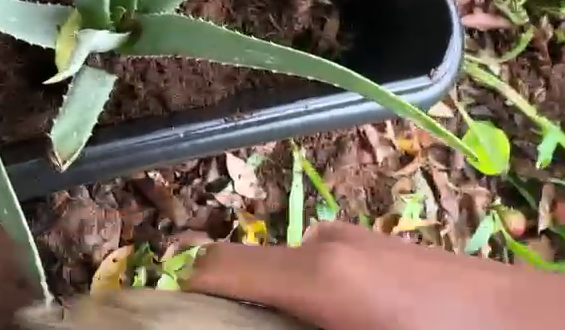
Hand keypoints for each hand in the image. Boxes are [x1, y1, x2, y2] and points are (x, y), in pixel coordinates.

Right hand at [187, 222, 564, 329]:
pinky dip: (315, 315)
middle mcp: (327, 244)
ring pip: (287, 284)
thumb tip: (248, 320)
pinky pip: (324, 282)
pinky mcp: (385, 255)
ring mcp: (357, 244)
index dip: (179, 304)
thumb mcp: (350, 326)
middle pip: (246, 279)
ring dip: (281, 321)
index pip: (212, 270)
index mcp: (318, 277)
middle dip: (238, 322)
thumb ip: (289, 325)